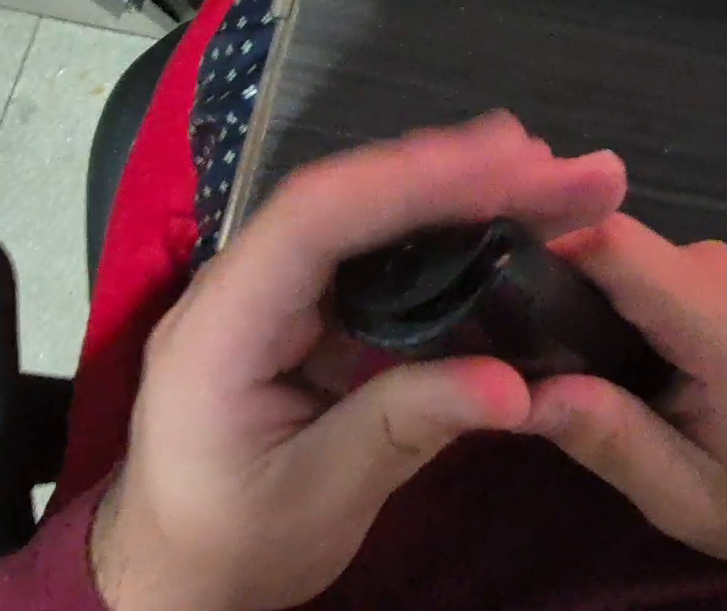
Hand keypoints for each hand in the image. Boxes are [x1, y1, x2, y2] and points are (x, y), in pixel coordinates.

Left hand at [92, 113, 627, 610]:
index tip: (506, 167)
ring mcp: (279, 280)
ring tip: (541, 171)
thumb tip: (515, 387)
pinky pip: (377, 239)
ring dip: (455, 181)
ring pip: (369, 205)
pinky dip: (442, 218)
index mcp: (223, 322)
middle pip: (351, 194)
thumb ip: (403, 430)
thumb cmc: (228, 541)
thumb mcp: (315, 501)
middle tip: (552, 164)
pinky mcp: (310, 294)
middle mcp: (247, 276)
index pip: (316, 218)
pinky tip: (495, 208)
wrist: (174, 562)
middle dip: (455, 170)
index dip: (411, 183)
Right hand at [524, 215, 726, 609]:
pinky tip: (605, 344)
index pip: (613, 243)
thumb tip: (519, 393)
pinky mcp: (719, 271)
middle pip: (608, 243)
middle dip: (557, 283)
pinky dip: (615, 295)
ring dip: (586, 293)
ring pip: (623, 252)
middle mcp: (718, 268)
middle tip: (515, 341)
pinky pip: (647, 264)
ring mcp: (722, 262)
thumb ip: (608, 439)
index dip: (548, 251)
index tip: (496, 290)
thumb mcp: (685, 496)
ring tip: (558, 351)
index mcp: (715, 320)